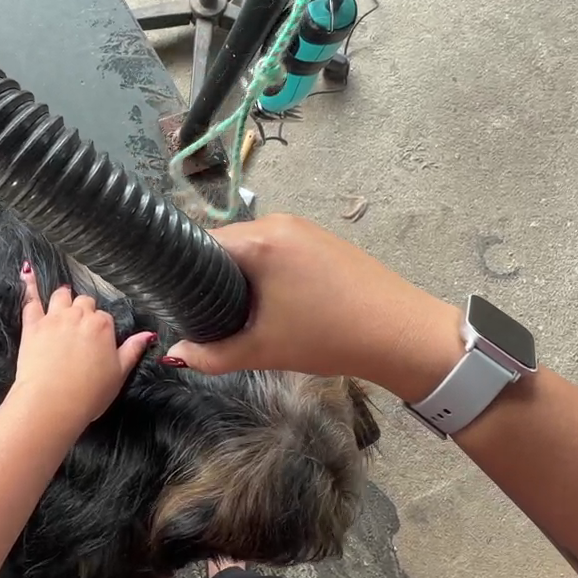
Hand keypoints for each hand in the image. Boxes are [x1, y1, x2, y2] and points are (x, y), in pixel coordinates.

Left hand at [9, 265, 152, 431]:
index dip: (101, 329)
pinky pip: (30, 300)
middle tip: (80, 327)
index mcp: (103, 326)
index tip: (98, 342)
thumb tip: (148, 335)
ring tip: (63, 299)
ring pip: (61, 296)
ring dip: (64, 297)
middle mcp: (79, 316)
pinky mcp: (32, 325)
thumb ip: (133, 350)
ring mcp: (54, 318)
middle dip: (84, 310)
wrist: (52, 403)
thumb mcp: (119, 374)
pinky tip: (26, 271)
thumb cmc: (88, 393)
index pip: (105, 317)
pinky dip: (29, 285)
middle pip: (84, 302)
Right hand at [164, 214, 465, 402]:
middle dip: (214, 275)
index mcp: (259, 239)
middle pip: (227, 243)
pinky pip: (278, 247)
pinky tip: (274, 300)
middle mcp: (278, 221)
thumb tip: (174, 355)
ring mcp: (304, 227)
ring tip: (240, 309)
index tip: (178, 300)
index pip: (200, 244)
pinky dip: (268, 269)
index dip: (184, 271)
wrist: (403, 335)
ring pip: (254, 246)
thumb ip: (211, 354)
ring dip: (243, 273)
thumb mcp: (262, 350)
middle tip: (208, 312)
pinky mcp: (323, 238)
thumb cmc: (328, 337)